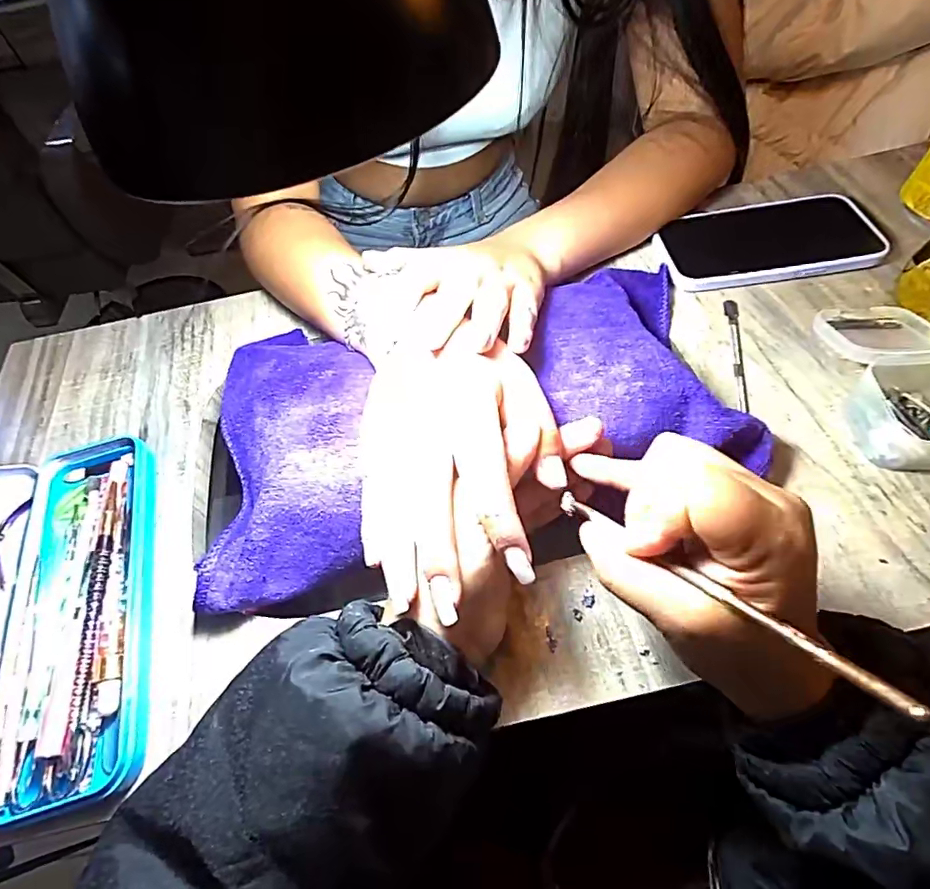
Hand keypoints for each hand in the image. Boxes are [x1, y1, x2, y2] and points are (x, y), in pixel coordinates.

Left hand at [359, 235, 549, 356]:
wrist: (520, 251)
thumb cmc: (463, 267)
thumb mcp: (432, 260)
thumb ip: (398, 264)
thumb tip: (365, 262)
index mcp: (441, 264)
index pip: (417, 279)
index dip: (402, 300)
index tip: (388, 328)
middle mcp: (469, 271)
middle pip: (455, 294)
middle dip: (442, 318)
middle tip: (427, 346)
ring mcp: (500, 280)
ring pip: (493, 303)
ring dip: (485, 325)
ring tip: (477, 348)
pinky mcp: (528, 290)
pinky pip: (526, 310)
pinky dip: (523, 328)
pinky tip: (517, 348)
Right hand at [359, 349, 599, 622]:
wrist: (418, 326)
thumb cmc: (479, 355)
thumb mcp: (521, 383)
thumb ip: (543, 429)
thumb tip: (559, 481)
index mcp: (466, 407)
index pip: (486, 472)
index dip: (503, 521)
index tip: (518, 565)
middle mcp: (425, 426)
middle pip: (428, 497)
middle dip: (436, 554)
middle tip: (447, 603)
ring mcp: (392, 434)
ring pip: (392, 500)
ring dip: (397, 552)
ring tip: (404, 595)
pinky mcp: (373, 440)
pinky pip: (370, 488)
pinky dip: (372, 525)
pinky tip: (374, 557)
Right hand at [570, 435, 832, 720]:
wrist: (775, 658)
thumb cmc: (740, 649)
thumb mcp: (682, 621)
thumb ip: (628, 574)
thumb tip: (591, 530)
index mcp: (769, 533)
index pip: (696, 486)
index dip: (654, 513)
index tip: (642, 552)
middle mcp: (768, 497)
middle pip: (678, 460)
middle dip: (644, 501)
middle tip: (643, 547)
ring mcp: (752, 486)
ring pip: (671, 454)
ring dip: (642, 490)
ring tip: (637, 530)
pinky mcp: (730, 485)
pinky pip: (674, 461)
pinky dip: (639, 473)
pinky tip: (598, 470)